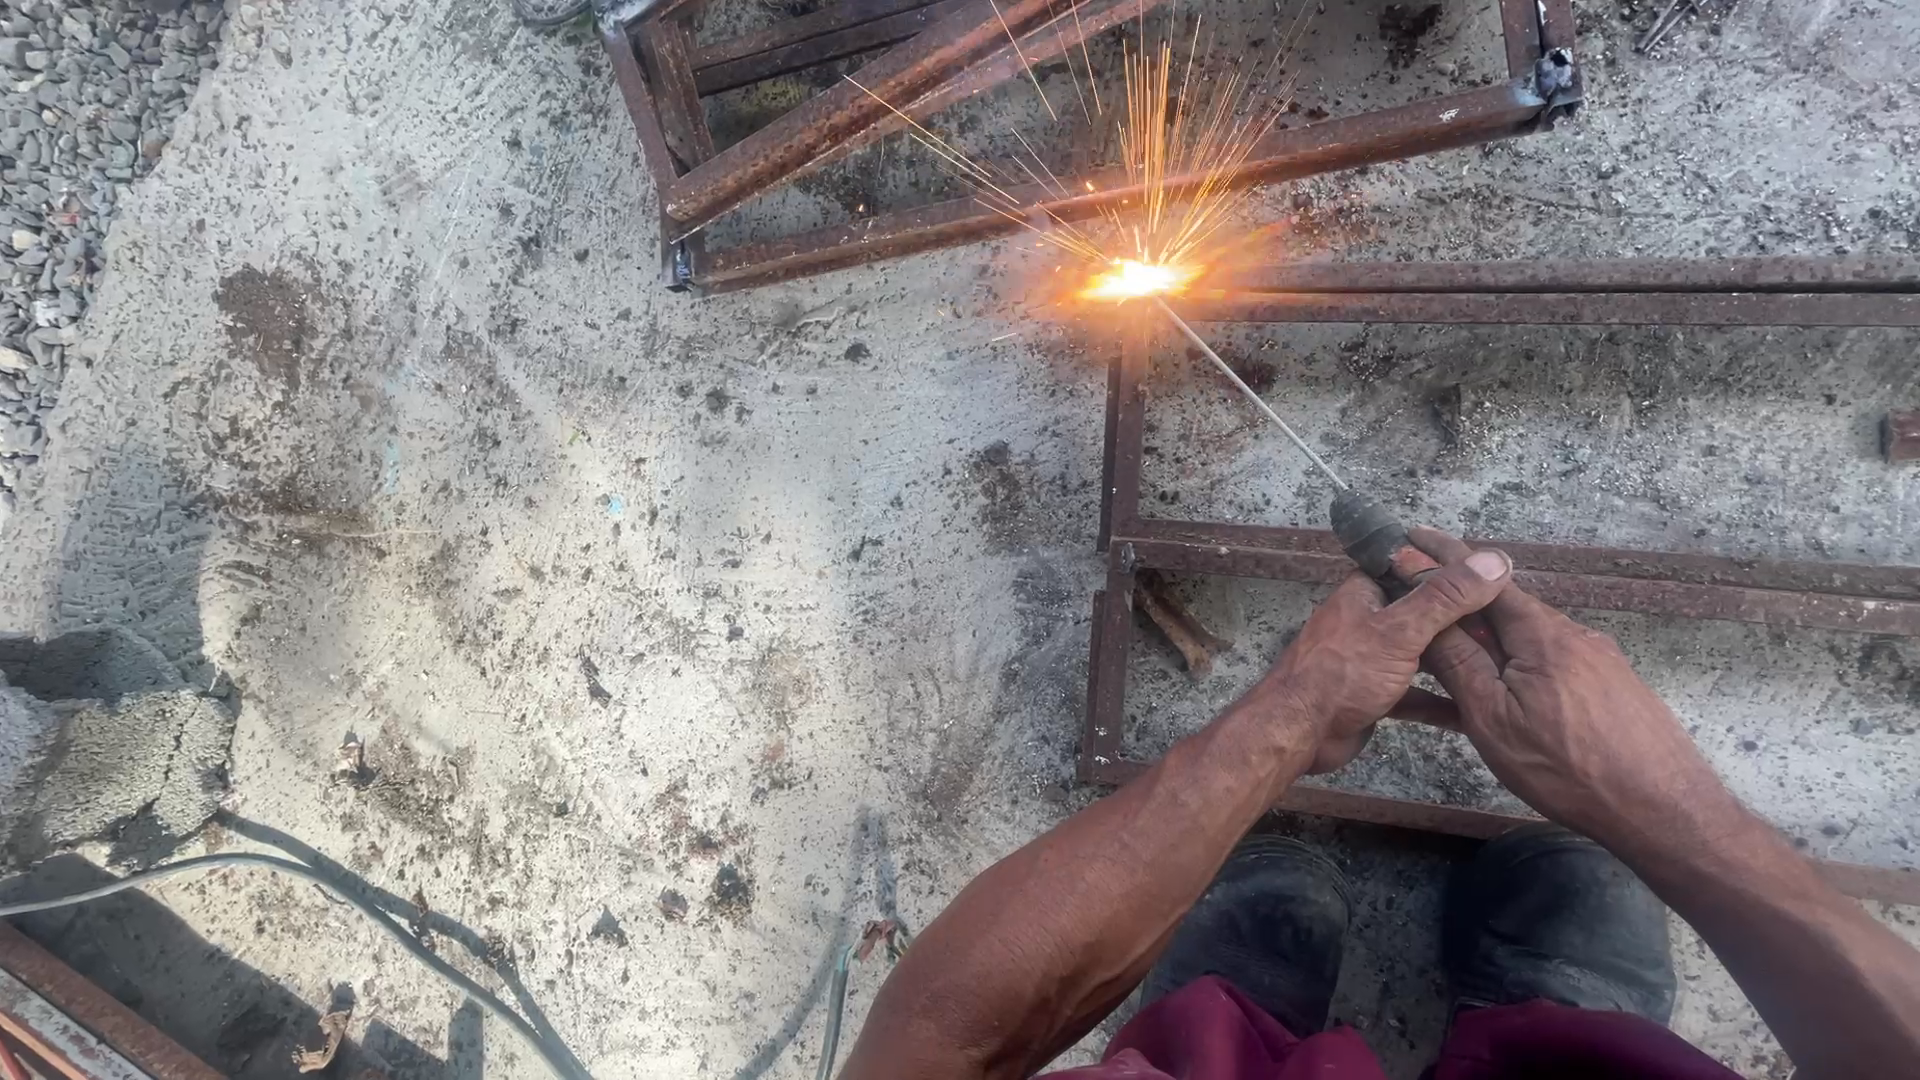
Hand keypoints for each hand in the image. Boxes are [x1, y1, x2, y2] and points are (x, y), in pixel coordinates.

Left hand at [1262, 550, 1513, 773]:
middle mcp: (1365, 621)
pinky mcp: (1374, 694)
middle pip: (1421, 612)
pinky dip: (1443, 700)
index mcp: (1363, 594)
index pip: (1409, 567)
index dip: (1448, 568)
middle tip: (1510, 620)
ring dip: (1456, 658)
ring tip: (1505, 659)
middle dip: (1461, 617)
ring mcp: (1369, 659)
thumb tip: (1492, 562)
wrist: (1301, 731)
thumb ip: (1444, 598)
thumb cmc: (1341, 673)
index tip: (1494, 572)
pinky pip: (1416, 693)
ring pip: (1421, 653)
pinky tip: (1479, 708)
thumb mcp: (1398, 630)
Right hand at [1408, 528, 1734, 845]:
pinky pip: (1548, 658)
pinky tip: (1499, 681)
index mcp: (1542, 636)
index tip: (1409, 535)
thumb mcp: (1491, 717)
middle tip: (1416, 592)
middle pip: (1504, 604)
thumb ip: (1458, 661)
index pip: (1484, 579)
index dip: (1443, 555)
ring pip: (1526, 634)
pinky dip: (1512, 655)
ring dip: (1484, 630)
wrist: (1668, 817)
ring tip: (1447, 642)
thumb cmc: (1566, 768)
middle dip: (1459, 595)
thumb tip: (1427, 611)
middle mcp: (1574, 636)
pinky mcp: (1611, 687)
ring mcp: (1598, 661)